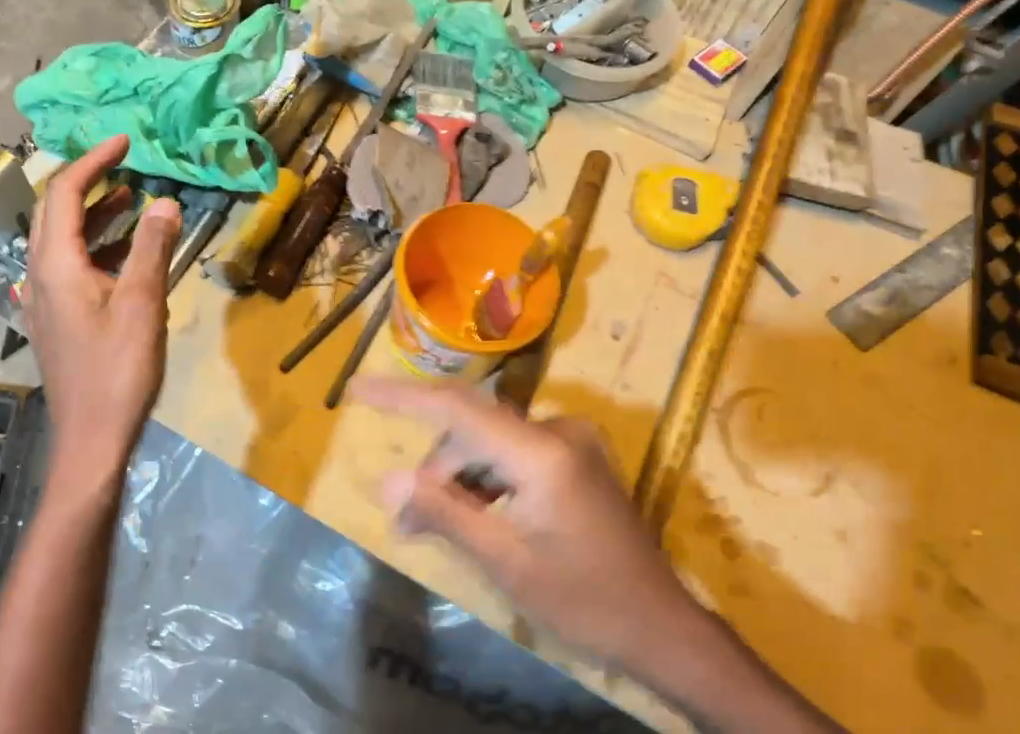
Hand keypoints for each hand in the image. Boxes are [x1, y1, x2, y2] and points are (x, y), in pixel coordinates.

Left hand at [24, 135, 179, 482]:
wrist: (90, 440)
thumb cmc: (117, 371)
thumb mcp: (142, 304)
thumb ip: (152, 248)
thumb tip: (164, 201)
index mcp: (54, 264)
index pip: (62, 193)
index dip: (92, 161)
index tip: (125, 142)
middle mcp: (39, 275)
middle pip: (54, 213)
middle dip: (89, 184)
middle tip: (127, 166)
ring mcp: (43, 301)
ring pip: (63, 241)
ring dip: (95, 217)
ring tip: (134, 201)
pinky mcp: (56, 321)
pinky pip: (70, 267)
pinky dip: (97, 248)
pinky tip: (127, 255)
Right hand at [351, 378, 697, 664]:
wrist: (663, 629)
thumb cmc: (585, 601)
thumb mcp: (506, 563)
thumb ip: (444, 513)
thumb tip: (388, 481)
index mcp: (542, 453)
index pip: (457, 408)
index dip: (401, 396)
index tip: (356, 390)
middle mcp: (558, 432)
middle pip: (471, 431)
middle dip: (433, 470)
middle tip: (403, 522)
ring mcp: (572, 443)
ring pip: (490, 444)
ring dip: (458, 479)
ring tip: (431, 527)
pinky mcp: (577, 459)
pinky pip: (513, 455)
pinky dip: (486, 481)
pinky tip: (473, 518)